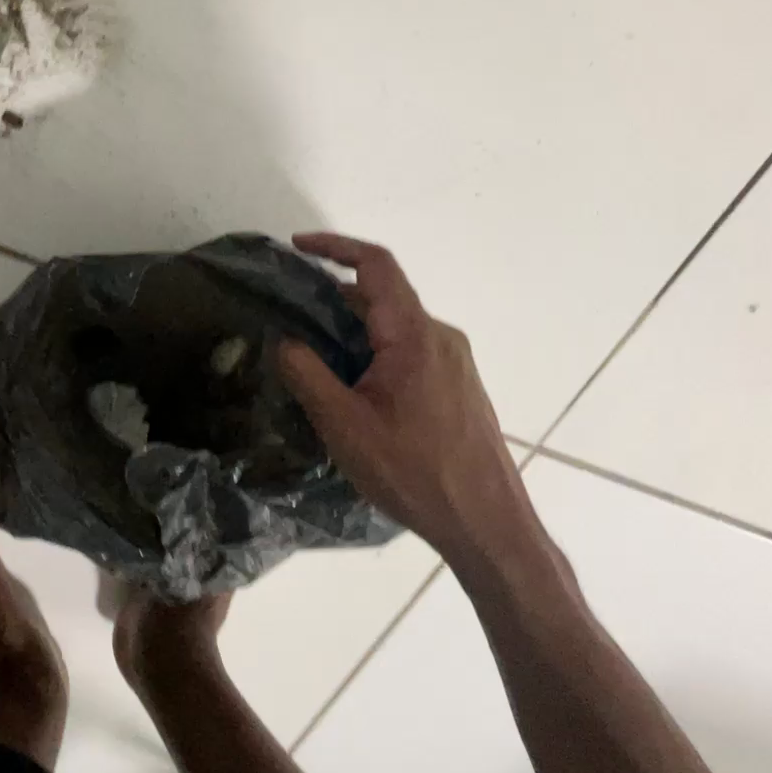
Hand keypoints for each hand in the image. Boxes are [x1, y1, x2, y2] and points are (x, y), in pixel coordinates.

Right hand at [276, 233, 545, 568]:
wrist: (488, 526)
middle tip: (288, 316)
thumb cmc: (414, 472)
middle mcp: (439, 337)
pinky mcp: (457, 386)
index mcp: (414, 336)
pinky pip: (407, 349)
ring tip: (311, 358)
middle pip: (382, 295)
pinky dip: (371, 350)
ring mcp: (454, 362)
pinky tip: (349, 388)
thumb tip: (283, 340)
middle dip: (332, 296)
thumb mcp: (343, 424)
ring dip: (350, 329)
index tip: (296, 247)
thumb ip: (306, 373)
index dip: (335, 246)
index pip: (376, 266)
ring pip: (393, 326)